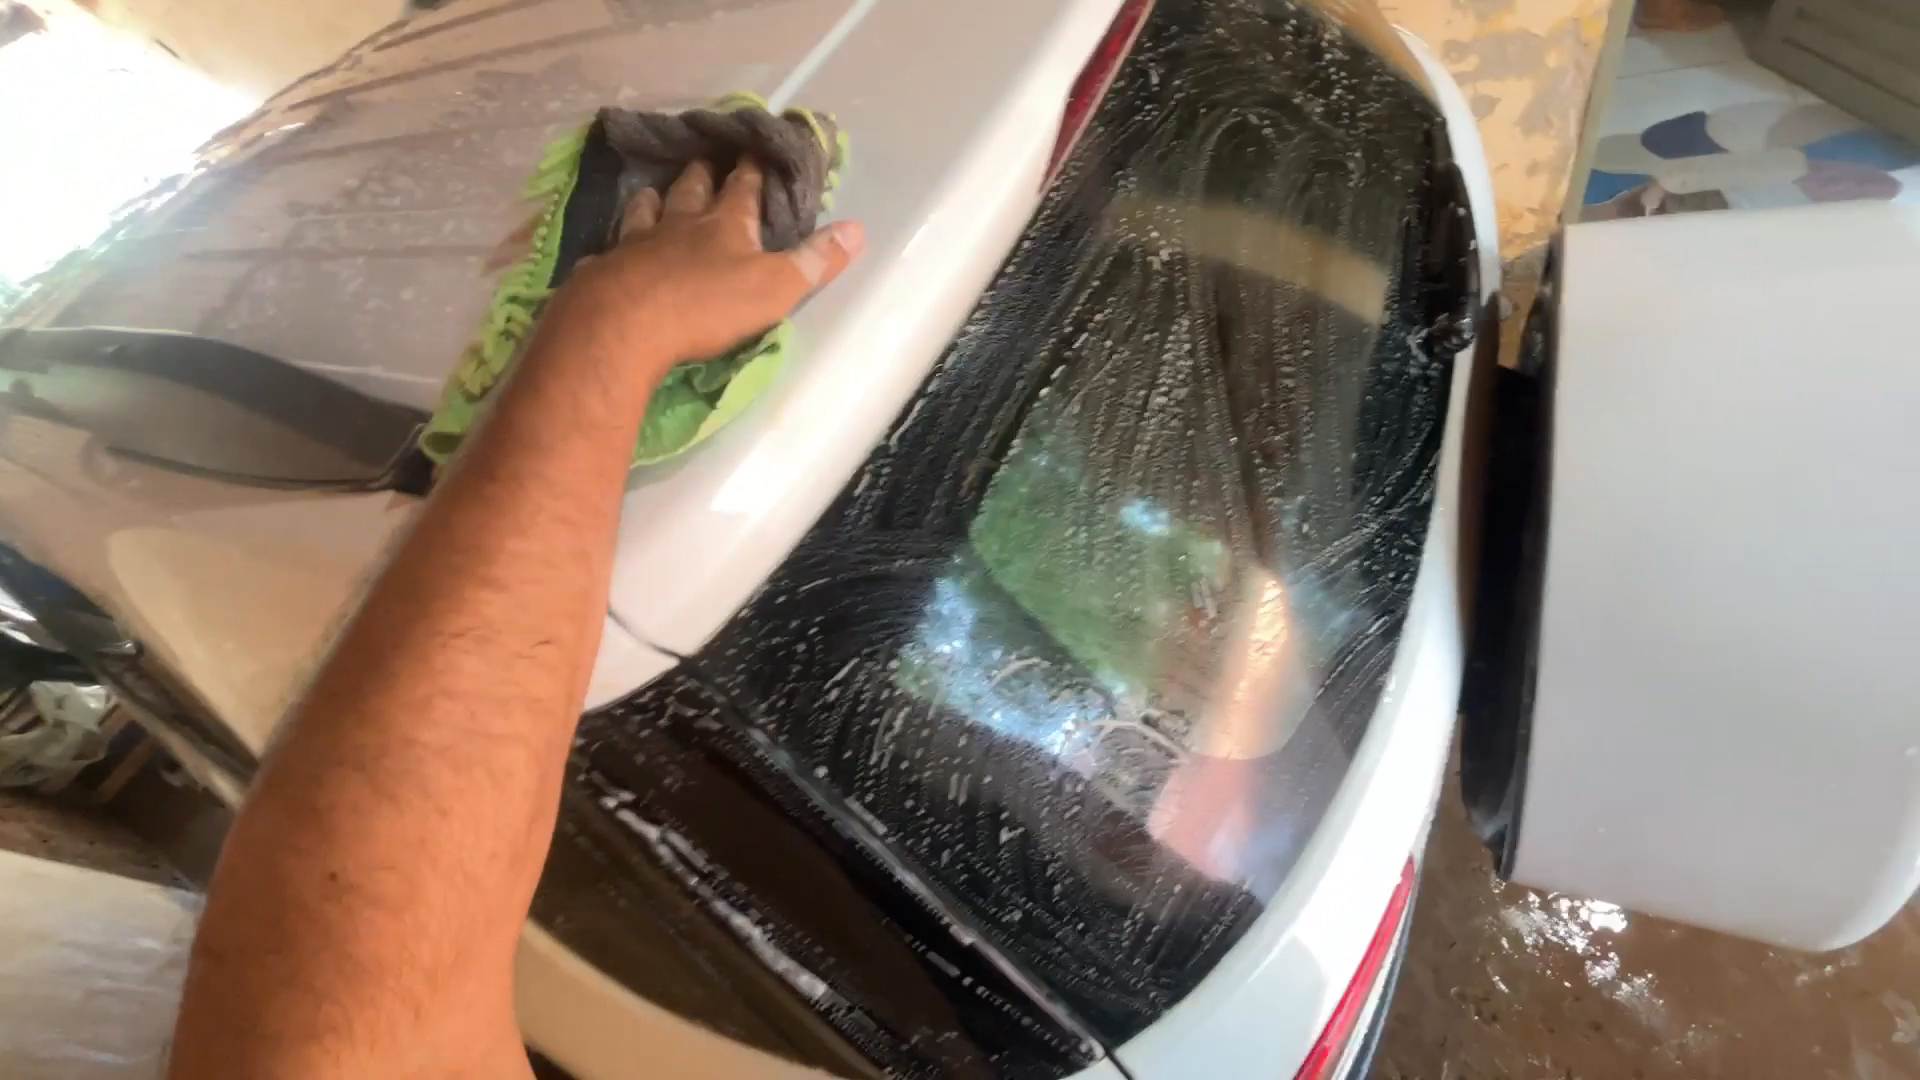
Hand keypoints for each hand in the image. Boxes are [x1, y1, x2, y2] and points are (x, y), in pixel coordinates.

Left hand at [536, 159, 863, 373]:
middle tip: (703, 160)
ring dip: (653, 201)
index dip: (751, 170)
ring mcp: (638, 245)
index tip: (754, 149)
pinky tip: (609, 251)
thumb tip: (858, 229)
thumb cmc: (710, 305)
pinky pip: (611, 251)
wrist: (628, 325)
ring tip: (652, 194)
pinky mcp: (607, 271)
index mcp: (725, 225)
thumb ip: (815, 261)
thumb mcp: (777, 287)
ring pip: (646, 211)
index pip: (743, 189)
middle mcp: (680, 225)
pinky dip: (615, 246)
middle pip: (691, 190)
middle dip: (702, 174)